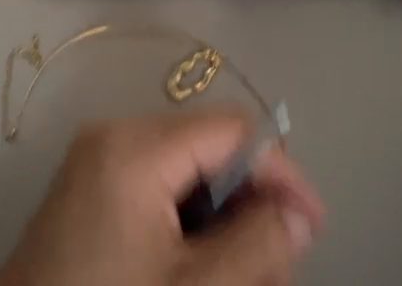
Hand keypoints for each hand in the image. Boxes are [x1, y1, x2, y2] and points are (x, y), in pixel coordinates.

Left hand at [0, 110, 323, 285]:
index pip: (231, 130)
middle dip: (250, 204)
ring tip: (243, 276)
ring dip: (223, 220)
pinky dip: (188, 223)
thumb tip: (295, 212)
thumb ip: (256, 244)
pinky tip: (201, 270)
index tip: (313, 228)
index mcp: (135, 146)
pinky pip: (155, 189)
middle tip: (276, 268)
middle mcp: (112, 137)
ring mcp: (95, 162)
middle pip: (208, 149)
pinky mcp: (88, 190)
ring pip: (185, 173)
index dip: (281, 172)